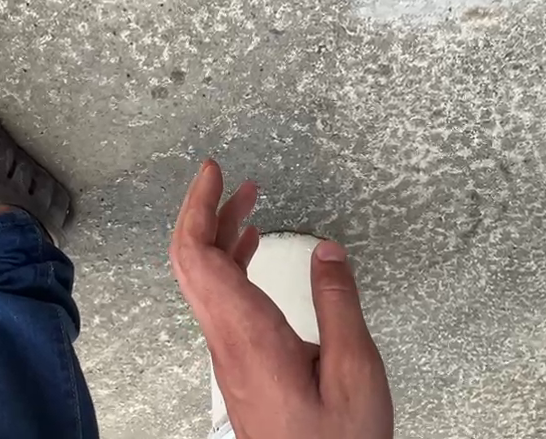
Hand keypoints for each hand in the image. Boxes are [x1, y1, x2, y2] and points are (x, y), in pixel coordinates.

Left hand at [169, 160, 392, 438]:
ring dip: (218, 229)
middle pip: (190, 259)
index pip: (197, 254)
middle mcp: (227, 338)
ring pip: (203, 275)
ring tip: (245, 199)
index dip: (198, 205)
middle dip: (202, 207)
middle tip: (220, 174)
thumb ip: (339, 305)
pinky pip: (220, 294)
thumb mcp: (355, 373)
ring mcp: (228, 350)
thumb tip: (327, 250)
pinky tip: (251, 244)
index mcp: (247, 332)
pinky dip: (231, 257)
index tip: (212, 171)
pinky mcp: (238, 358)